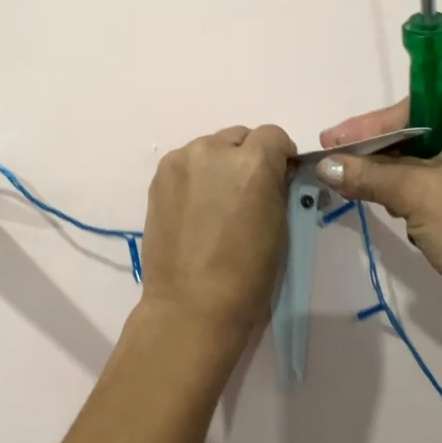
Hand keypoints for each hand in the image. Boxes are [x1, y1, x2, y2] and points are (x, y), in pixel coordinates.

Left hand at [138, 124, 297, 339]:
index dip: (281, 156)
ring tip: (219, 203)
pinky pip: (186, 164)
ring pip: (210, 148)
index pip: (274, 136)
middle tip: (249, 193)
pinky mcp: (159, 178)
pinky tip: (197, 209)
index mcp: (253, 161)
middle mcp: (214, 150)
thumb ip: (278, 187)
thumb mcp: (282, 224)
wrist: (192, 306)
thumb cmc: (249, 274)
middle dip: (249, 158)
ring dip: (220, 165)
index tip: (282, 179)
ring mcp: (181, 161)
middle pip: (239, 138)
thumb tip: (276, 175)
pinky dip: (196, 177)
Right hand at [317, 94, 441, 331]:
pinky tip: (394, 213)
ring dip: (394, 179)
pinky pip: (438, 189)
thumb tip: (324, 165)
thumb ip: (369, 174)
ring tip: (357, 188)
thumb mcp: (419, 195)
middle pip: (422, 134)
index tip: (334, 139)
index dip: (374, 123)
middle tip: (336, 162)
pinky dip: (413, 199)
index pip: (421, 106)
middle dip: (380, 153)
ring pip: (426, 165)